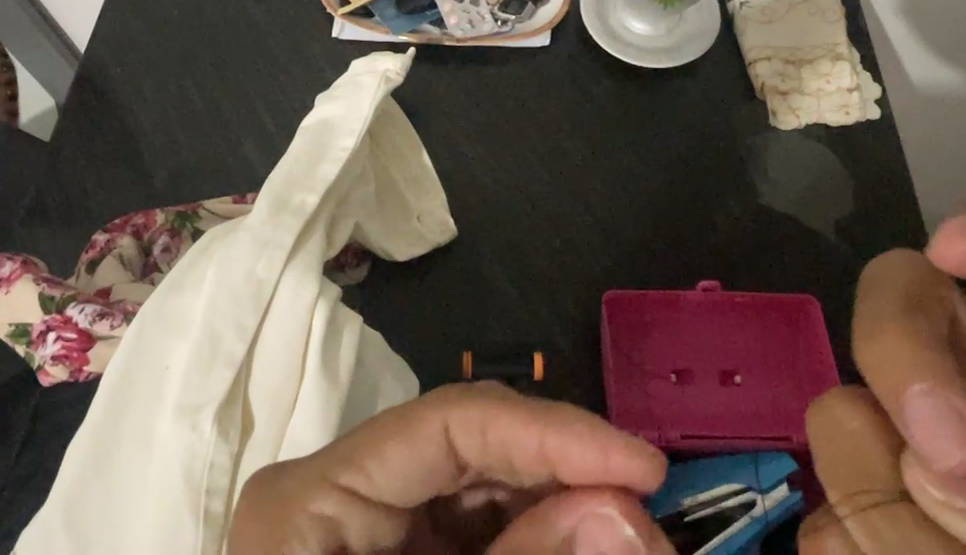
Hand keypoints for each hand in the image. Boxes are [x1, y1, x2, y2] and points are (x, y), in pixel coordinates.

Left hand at [228, 381, 672, 553]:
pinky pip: (479, 532)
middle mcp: (345, 490)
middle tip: (649, 515)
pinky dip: (536, 541)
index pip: (450, 421)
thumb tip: (624, 513)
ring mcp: (373, 524)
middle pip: (473, 448)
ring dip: (561, 507)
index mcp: (316, 494)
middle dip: (566, 476)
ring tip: (631, 535)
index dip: (552, 433)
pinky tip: (582, 545)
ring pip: (484, 489)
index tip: (643, 468)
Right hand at [802, 205, 965, 553]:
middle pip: (900, 303)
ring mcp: (922, 466)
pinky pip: (822, 513)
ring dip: (887, 496)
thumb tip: (939, 472)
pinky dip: (856, 551)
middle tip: (947, 456)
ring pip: (844, 414)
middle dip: (902, 355)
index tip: (952, 246)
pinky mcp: (872, 526)